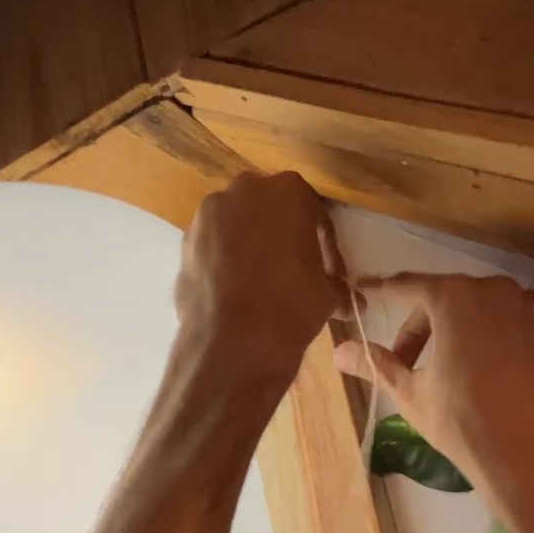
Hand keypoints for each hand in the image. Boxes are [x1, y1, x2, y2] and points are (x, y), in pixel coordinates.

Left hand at [177, 171, 344, 386]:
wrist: (235, 341)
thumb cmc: (291, 306)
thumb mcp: (327, 296)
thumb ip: (336, 286)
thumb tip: (348, 300)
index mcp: (287, 192)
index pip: (312, 211)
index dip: (324, 243)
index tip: (330, 271)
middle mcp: (243, 190)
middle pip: (269, 209)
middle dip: (282, 236)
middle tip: (294, 271)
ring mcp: (208, 214)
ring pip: (236, 224)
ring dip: (250, 246)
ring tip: (262, 283)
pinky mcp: (185, 242)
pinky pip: (213, 246)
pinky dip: (224, 262)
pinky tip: (235, 292)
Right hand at [335, 273, 533, 532]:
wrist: (533, 455)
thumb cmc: (462, 423)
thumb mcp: (410, 394)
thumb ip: (375, 363)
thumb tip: (338, 350)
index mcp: (453, 298)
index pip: (408, 287)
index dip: (383, 292)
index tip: (366, 293)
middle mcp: (496, 290)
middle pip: (451, 297)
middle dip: (427, 323)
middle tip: (414, 361)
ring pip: (492, 307)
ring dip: (472, 327)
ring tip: (463, 365)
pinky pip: (527, 322)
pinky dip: (510, 336)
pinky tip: (504, 367)